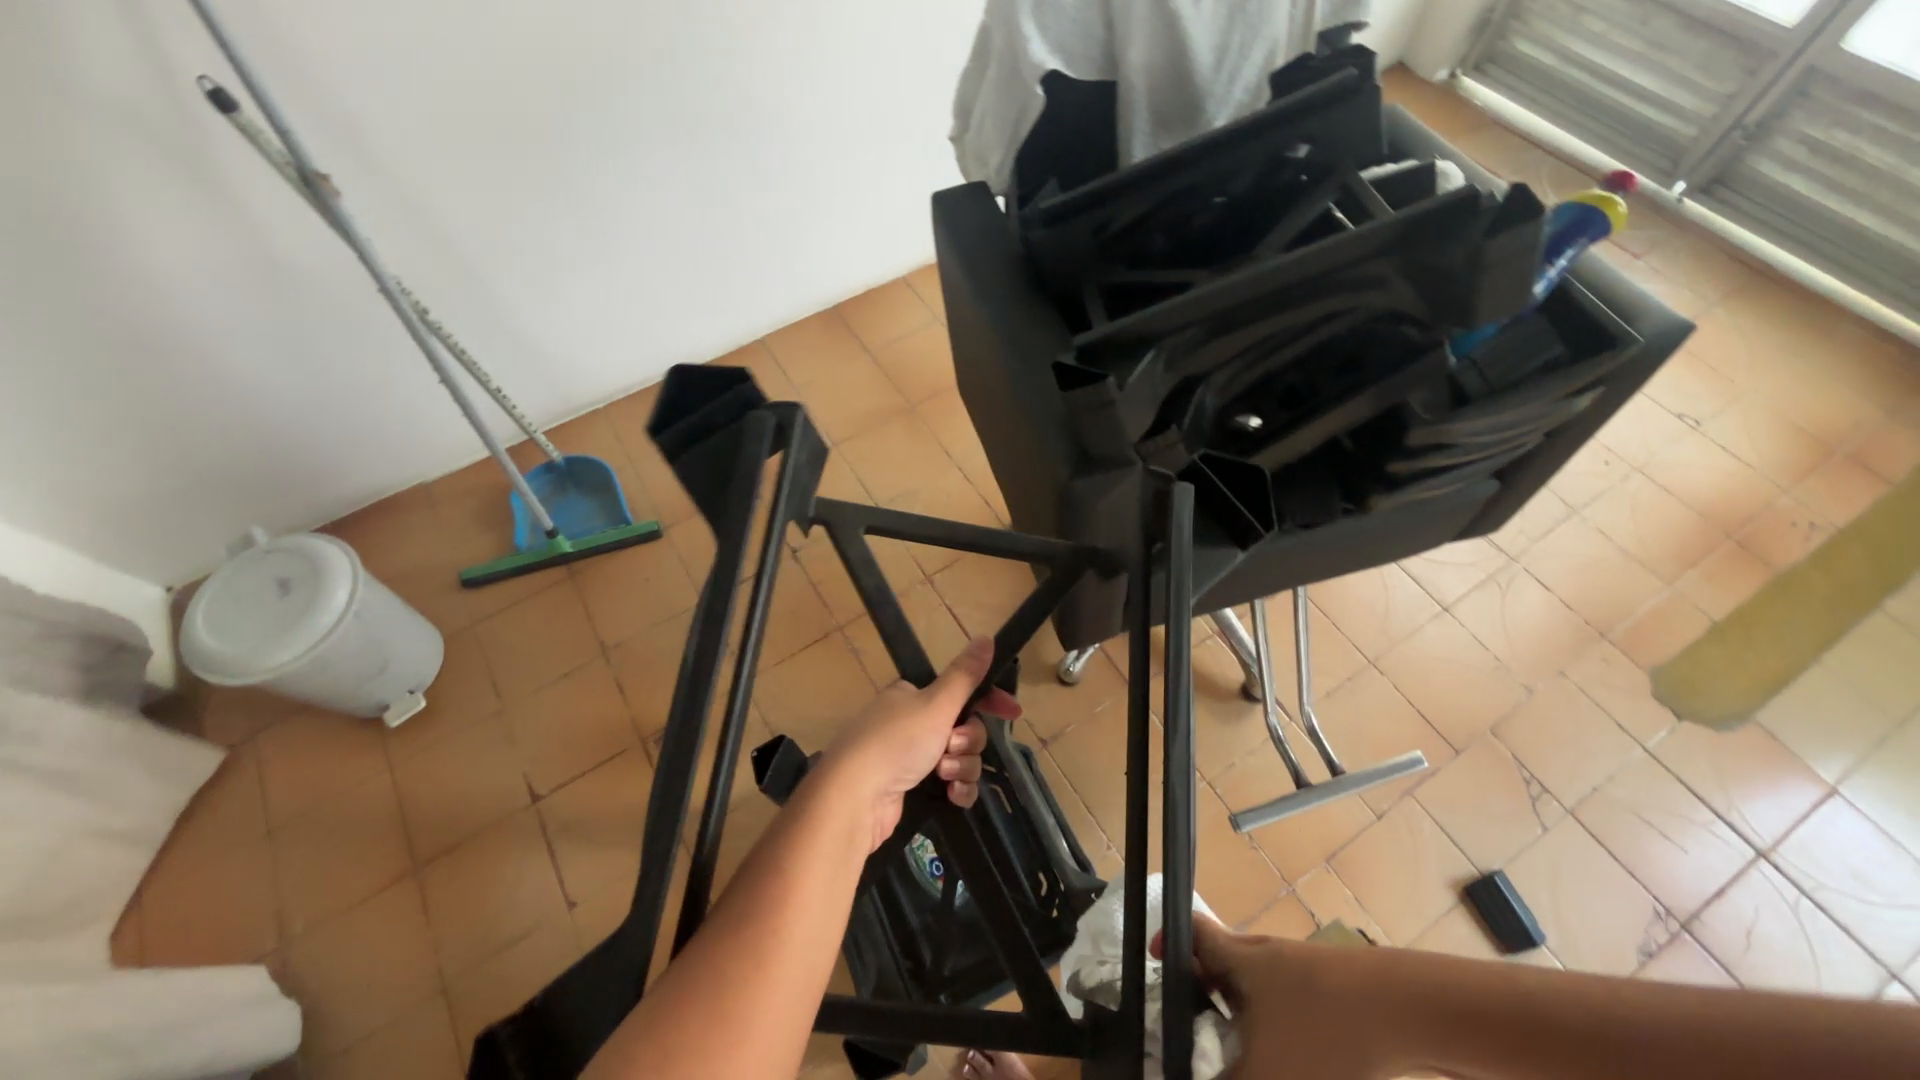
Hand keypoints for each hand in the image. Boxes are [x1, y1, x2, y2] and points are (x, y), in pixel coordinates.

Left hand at [815, 636, 1020, 851]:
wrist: (856, 796)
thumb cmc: (896, 741)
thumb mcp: (936, 703)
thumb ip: (965, 675)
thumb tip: (986, 638)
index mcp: (912, 696)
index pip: (961, 691)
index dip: (989, 701)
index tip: (1013, 712)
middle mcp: (911, 723)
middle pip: (964, 727)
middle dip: (968, 740)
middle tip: (953, 745)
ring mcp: (910, 757)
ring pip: (960, 758)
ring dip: (961, 766)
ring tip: (944, 774)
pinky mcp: (912, 789)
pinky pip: (950, 785)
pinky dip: (956, 789)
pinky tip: (952, 795)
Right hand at [1159, 914, 1399, 1079]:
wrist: (1414, 1013)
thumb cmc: (1328, 1036)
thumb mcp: (1269, 1077)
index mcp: (1239, 960)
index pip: (1192, 933)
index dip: (1169, 943)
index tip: (1156, 961)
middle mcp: (1266, 955)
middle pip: (1224, 959)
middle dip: (1204, 989)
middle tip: (1194, 1025)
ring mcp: (1305, 969)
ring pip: (1260, 984)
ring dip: (1243, 1012)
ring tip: (1241, 1052)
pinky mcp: (1337, 989)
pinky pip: (1292, 1002)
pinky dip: (1279, 1025)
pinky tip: (1291, 1063)